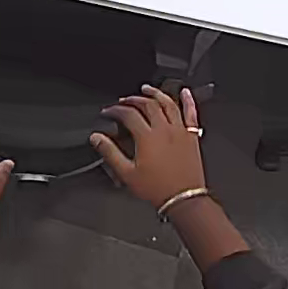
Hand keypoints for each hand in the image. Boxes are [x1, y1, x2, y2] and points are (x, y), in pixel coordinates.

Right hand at [92, 85, 206, 210]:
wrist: (183, 199)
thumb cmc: (157, 189)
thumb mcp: (127, 174)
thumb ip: (110, 153)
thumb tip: (96, 138)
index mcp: (147, 137)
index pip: (128, 114)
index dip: (115, 110)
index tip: (108, 112)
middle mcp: (164, 130)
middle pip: (148, 105)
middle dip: (133, 99)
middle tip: (124, 100)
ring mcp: (179, 131)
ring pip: (168, 104)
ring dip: (156, 93)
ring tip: (147, 89)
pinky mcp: (191, 136)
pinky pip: (191, 113)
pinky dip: (188, 100)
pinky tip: (185, 93)